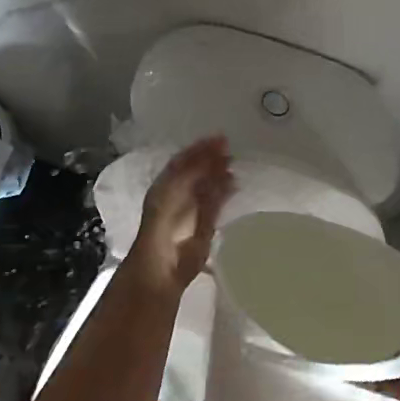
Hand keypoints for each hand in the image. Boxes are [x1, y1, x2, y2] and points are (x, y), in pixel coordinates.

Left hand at [128, 137, 233, 296]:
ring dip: (221, 174)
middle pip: (198, 171)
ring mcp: (193, 208)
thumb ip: (196, 171)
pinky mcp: (205, 223)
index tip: (219, 138)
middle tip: (230, 148)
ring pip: (209, 185)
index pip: (184, 160)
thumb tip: (215, 155)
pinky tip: (235, 183)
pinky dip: (226, 191)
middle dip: (213, 159)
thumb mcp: (177, 189)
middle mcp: (179, 193)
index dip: (200, 148)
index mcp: (166, 183)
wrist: (165, 262)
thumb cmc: (164, 222)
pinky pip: (217, 202)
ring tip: (234, 163)